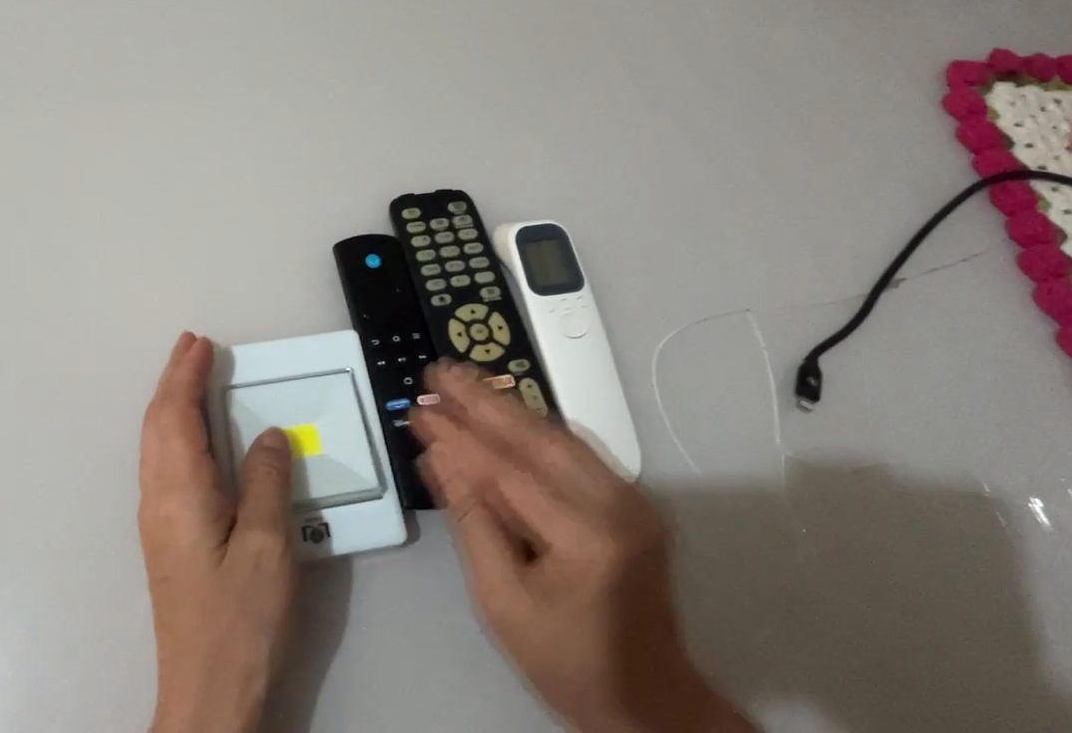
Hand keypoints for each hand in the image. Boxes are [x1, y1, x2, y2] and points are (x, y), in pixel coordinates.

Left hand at [138, 332, 297, 732]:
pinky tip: (196, 439)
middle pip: (157, 425)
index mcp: (180, 493)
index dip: (185, 375)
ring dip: (171, 405)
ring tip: (191, 378)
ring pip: (156, 446)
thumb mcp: (267, 547)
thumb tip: (268, 435)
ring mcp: (159, 523)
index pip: (176, 416)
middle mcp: (159, 501)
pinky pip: (165, 466)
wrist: (209, 694)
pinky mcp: (168, 542)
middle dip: (172, 381)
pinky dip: (176, 433)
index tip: (200, 343)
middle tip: (192, 347)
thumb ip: (267, 483)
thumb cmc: (241, 620)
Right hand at [412, 361, 752, 732]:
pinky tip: (505, 410)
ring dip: (506, 405)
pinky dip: (534, 426)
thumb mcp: (502, 602)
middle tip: (438, 372)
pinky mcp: (632, 498)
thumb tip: (438, 457)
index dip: (458, 436)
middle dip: (482, 401)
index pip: (507, 470)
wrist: (651, 700)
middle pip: (537, 437)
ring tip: (462, 379)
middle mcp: (616, 505)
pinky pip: (576, 448)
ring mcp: (631, 498)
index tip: (420, 409)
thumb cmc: (568, 662)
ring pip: (558, 434)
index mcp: (585, 538)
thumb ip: (472, 522)